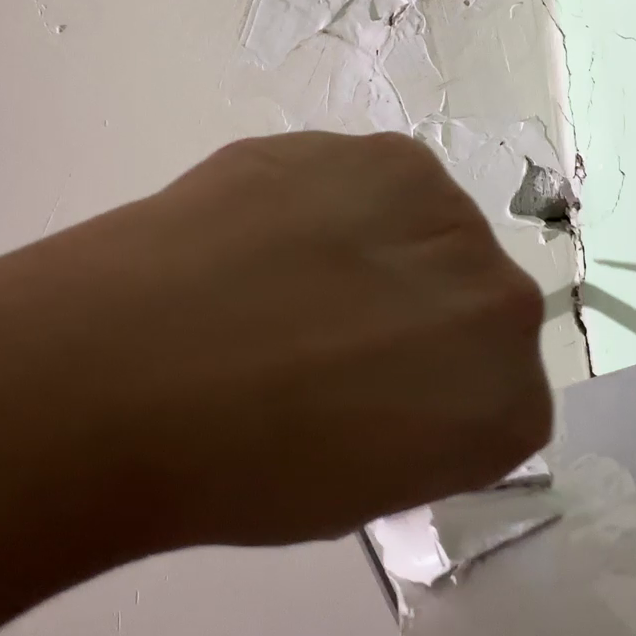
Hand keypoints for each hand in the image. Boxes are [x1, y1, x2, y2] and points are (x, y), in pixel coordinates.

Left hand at [28, 131, 550, 547]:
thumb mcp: (354, 486)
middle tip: (327, 332)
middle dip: (417, 314)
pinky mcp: (376, 150)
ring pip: (427, 228)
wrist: (130, 366)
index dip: (430, 398)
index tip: (372, 404)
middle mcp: (499, 297)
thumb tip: (390, 376)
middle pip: (472, 301)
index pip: (501, 394)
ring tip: (288, 272)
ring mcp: (440, 209)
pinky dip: (334, 201)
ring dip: (380, 244)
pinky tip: (266, 230)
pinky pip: (371, 181)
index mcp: (506, 403)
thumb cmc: (238, 466)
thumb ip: (413, 428)